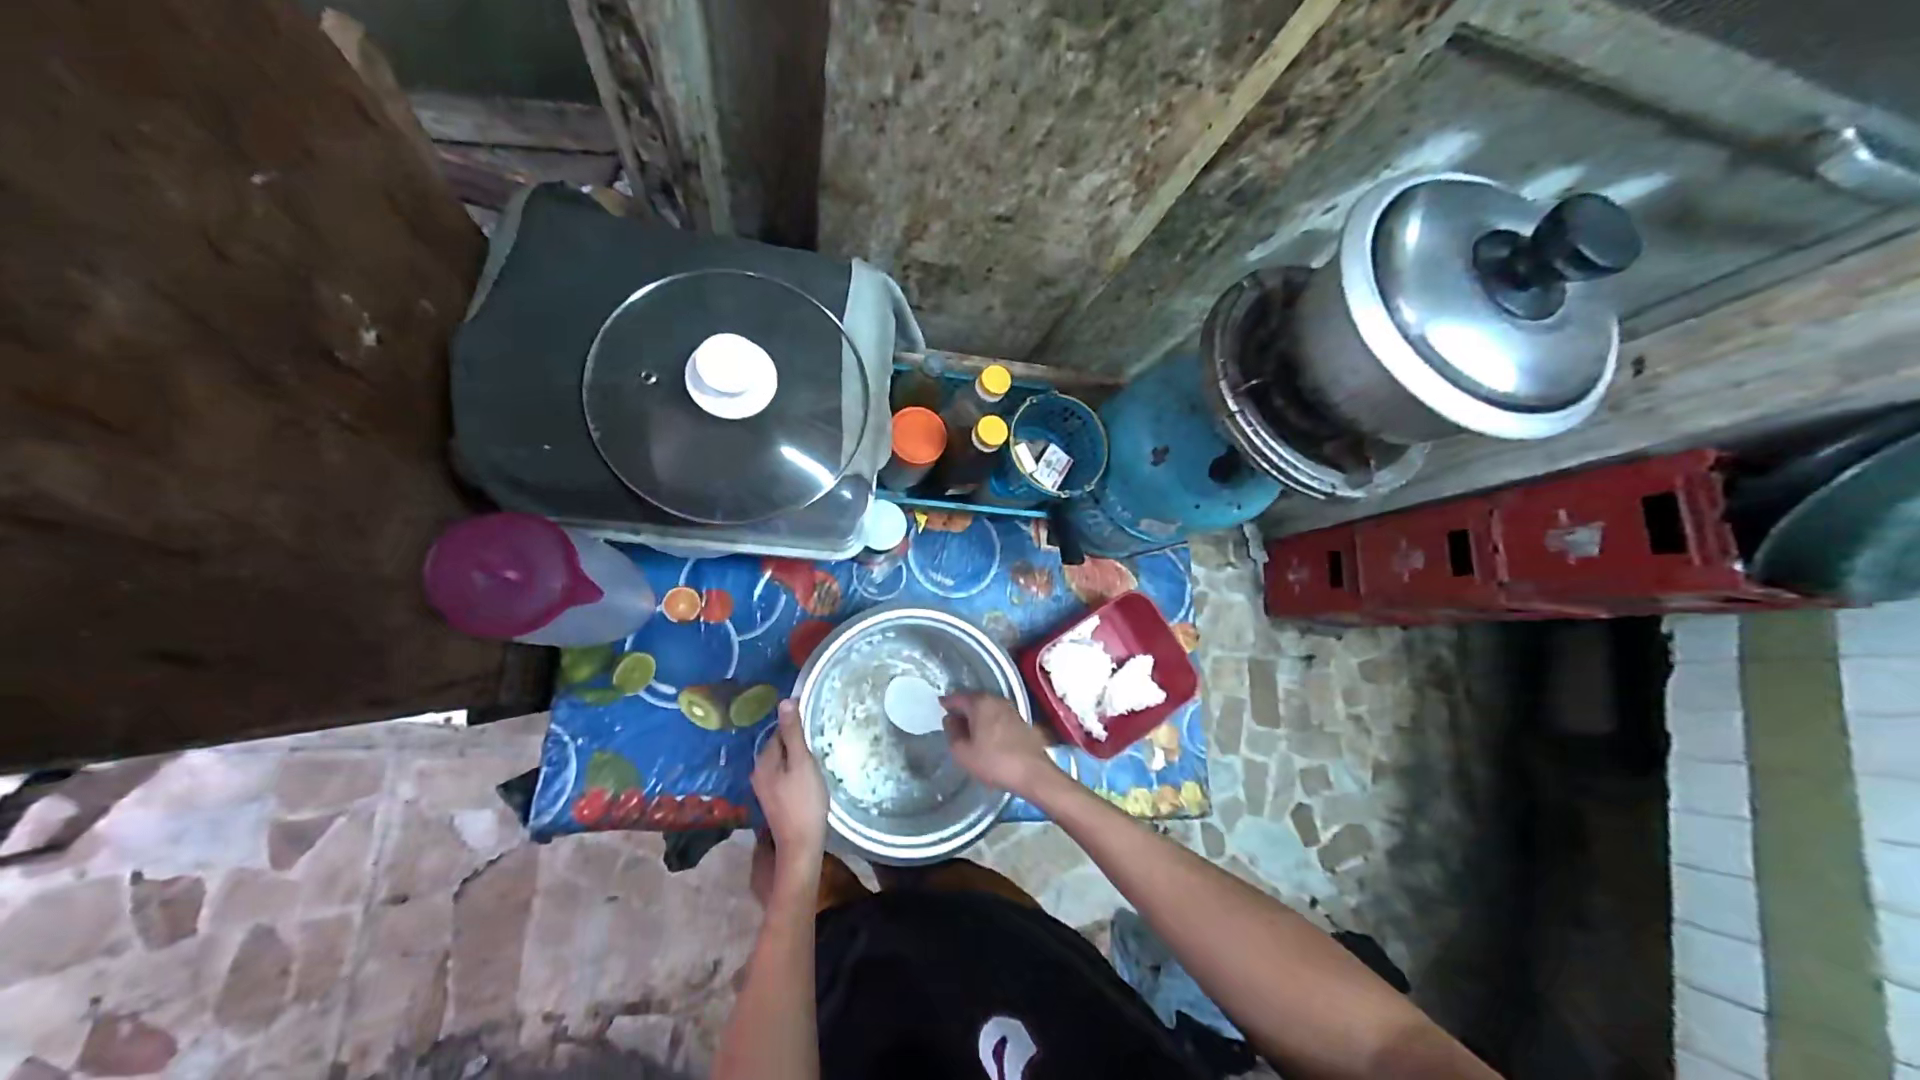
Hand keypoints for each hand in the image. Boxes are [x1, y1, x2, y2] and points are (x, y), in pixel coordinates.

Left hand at [752, 700, 827, 872]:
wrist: (801, 846)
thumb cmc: (804, 801)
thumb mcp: (802, 762)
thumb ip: (793, 733)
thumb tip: (784, 701)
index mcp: (763, 762)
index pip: (779, 732)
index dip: (797, 728)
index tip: (816, 730)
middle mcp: (759, 773)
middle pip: (781, 747)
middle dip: (798, 743)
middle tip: (821, 743)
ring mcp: (765, 789)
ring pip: (784, 763)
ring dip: (799, 759)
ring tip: (819, 759)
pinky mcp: (775, 801)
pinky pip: (785, 777)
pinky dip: (797, 773)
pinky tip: (812, 778)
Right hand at [942, 693, 1057, 796]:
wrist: (1033, 773)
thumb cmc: (994, 762)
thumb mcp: (962, 752)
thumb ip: (952, 732)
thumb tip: (951, 719)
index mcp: (980, 702)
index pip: (956, 697)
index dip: (946, 704)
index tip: (939, 710)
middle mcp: (996, 699)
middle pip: (973, 700)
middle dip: (962, 709)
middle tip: (952, 722)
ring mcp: (1010, 708)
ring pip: (987, 707)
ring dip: (977, 716)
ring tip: (968, 731)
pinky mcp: (1020, 720)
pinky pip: (997, 716)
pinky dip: (989, 721)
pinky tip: (986, 735)